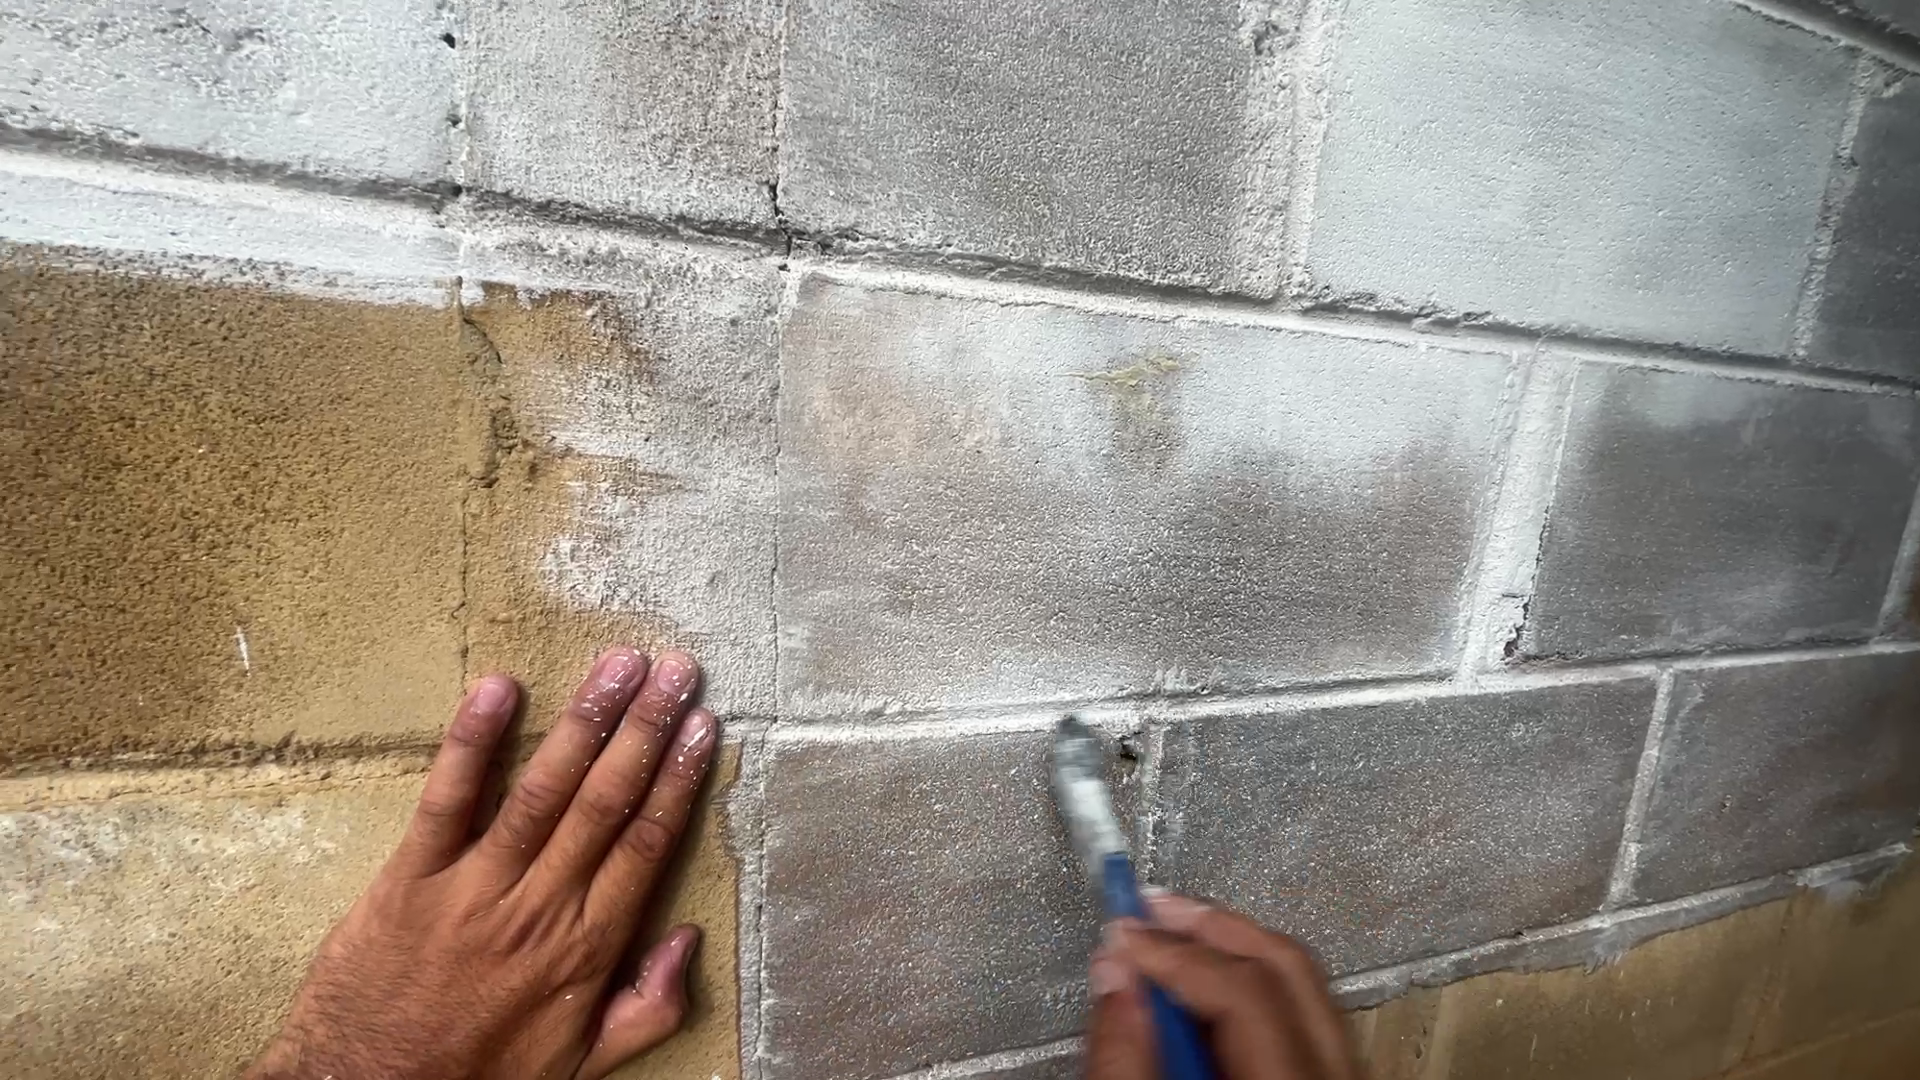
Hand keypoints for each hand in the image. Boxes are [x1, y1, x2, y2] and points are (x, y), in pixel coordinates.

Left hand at [245, 646, 718, 1079]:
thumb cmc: (482, 1073)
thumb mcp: (582, 1062)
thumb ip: (650, 1006)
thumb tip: (690, 938)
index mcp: (588, 942)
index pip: (648, 840)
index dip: (679, 776)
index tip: (703, 724)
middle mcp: (542, 904)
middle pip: (607, 799)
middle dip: (647, 727)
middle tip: (676, 670)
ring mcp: (475, 886)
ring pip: (543, 789)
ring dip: (586, 720)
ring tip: (619, 664)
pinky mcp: (410, 877)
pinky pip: (446, 800)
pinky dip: (471, 743)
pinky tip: (500, 688)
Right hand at [1087, 893, 1360, 1079]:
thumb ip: (1125, 1059)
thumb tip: (1114, 969)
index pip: (1243, 989)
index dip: (1171, 950)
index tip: (1120, 931)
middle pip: (1286, 965)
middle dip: (1206, 925)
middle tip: (1147, 907)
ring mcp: (1345, 1079)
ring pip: (1300, 979)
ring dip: (1227, 944)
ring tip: (1168, 934)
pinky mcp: (1333, 1077)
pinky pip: (1303, 1006)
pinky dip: (1247, 979)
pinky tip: (1200, 983)